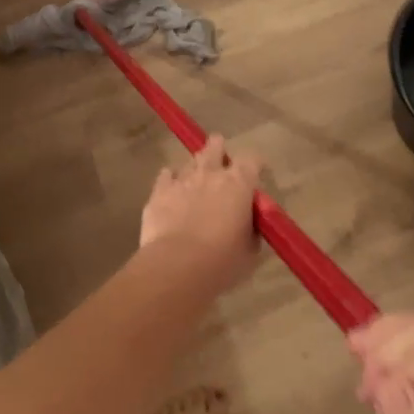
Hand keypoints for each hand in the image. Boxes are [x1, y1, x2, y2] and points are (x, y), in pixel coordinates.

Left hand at [138, 135, 262, 287]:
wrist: (177, 267)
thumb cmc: (222, 261)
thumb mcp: (250, 250)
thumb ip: (251, 230)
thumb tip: (249, 225)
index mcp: (239, 184)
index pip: (252, 159)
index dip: (254, 166)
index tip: (254, 176)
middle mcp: (211, 173)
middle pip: (215, 146)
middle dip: (219, 151)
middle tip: (220, 165)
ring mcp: (182, 179)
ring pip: (190, 161)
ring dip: (195, 169)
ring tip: (195, 184)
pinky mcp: (159, 192)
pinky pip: (165, 176)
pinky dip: (170, 180)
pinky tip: (172, 192)